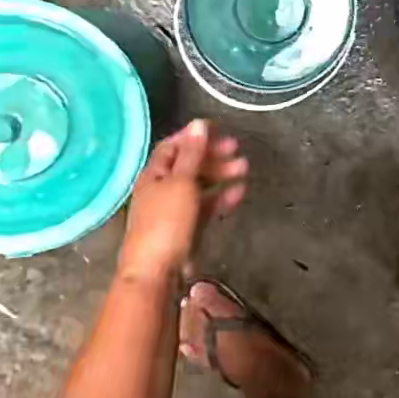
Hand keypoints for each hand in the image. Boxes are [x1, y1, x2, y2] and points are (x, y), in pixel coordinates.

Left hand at [117, 119, 247, 281]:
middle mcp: (161, 188)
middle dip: (212, 155)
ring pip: (200, 185)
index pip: (173, 146)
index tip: (218, 129)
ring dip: (221, 174)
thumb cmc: (165, 223)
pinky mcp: (186, 229)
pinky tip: (238, 192)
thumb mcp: (181, 182)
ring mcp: (174, 210)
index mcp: (154, 174)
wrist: (155, 274)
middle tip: (236, 149)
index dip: (194, 135)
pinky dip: (221, 197)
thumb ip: (192, 153)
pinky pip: (205, 207)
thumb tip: (198, 123)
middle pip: (188, 164)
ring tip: (244, 168)